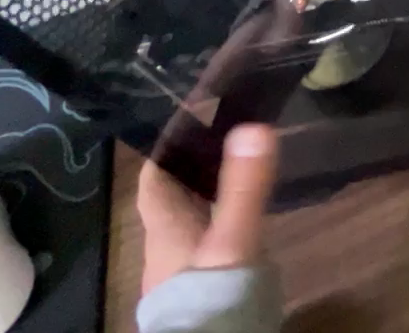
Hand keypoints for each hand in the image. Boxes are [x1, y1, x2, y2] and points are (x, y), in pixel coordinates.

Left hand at [137, 124, 279, 295]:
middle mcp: (168, 242)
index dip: (167, 150)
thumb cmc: (213, 288)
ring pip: (193, 212)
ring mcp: (187, 261)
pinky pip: (210, 228)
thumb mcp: (233, 235)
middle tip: (229, 130)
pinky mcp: (208, 273)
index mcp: (165, 228)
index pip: (155, 181)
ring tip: (244, 158)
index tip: (191, 120)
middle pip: (174, 196)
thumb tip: (253, 127)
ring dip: (211, 185)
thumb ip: (244, 187)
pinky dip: (224, 208)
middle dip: (195, 163)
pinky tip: (248, 205)